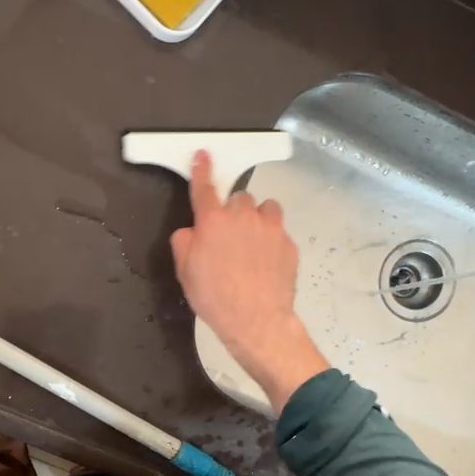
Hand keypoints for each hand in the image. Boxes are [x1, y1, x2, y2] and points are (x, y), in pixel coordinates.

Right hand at [171, 150, 330, 411]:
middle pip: (240, 198)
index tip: (204, 155)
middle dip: (235, 212)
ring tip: (253, 245)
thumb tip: (192, 231)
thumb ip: (184, 242)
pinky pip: (280, 233)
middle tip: (229, 237)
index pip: (205, 188)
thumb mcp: (184, 272)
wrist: (256, 320)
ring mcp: (271, 229)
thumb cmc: (214, 297)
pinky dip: (272, 242)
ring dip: (259, 220)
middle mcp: (244, 217)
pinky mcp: (290, 245)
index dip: (202, 170)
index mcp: (213, 221)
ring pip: (267, 209)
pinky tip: (266, 265)